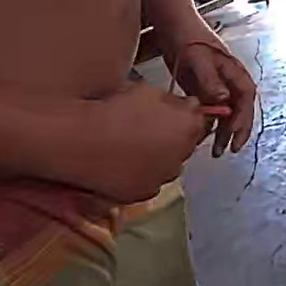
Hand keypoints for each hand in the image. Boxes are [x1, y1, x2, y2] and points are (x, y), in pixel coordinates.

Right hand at [85, 82, 213, 202]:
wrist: (84, 141)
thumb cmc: (119, 109)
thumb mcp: (152, 92)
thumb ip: (176, 101)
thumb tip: (185, 106)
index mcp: (188, 127)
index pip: (202, 119)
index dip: (188, 114)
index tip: (174, 110)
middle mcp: (182, 155)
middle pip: (187, 143)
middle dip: (177, 134)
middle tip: (154, 126)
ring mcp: (163, 178)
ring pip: (170, 163)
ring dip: (162, 154)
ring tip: (138, 144)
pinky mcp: (143, 194)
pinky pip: (151, 180)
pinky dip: (145, 172)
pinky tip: (128, 162)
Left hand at [171, 38, 257, 157]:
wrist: (174, 28)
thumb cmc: (189, 40)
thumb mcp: (198, 59)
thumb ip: (210, 80)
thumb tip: (224, 101)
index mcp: (233, 71)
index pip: (245, 97)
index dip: (242, 117)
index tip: (232, 135)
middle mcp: (229, 79)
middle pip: (240, 107)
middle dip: (237, 130)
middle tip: (228, 150)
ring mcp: (218, 84)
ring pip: (228, 111)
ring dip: (224, 130)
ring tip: (215, 151)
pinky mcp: (205, 88)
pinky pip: (214, 109)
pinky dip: (212, 124)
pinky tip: (204, 135)